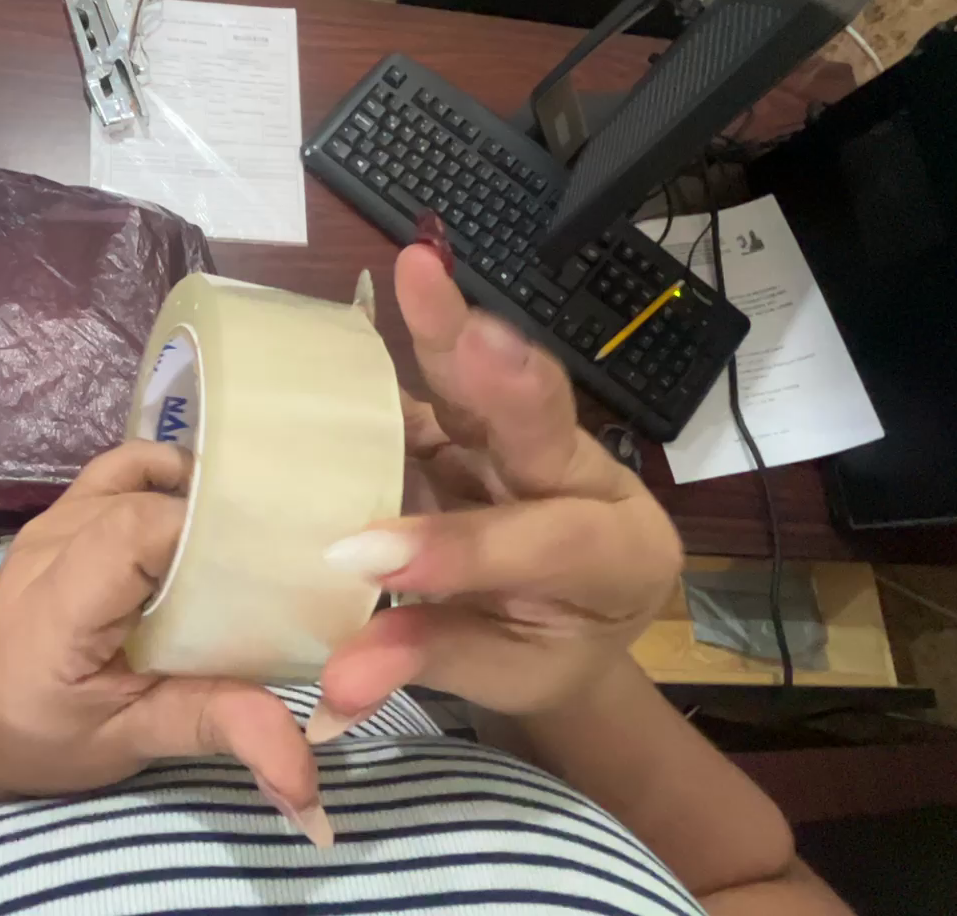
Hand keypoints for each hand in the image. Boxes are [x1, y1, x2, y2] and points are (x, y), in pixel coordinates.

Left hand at [0, 440, 331, 843]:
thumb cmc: (51, 736)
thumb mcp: (131, 742)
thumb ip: (213, 731)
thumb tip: (305, 777)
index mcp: (57, 612)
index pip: (134, 534)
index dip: (205, 535)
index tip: (267, 567)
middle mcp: (48, 547)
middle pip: (144, 501)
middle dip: (216, 521)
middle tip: (272, 560)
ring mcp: (53, 518)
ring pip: (140, 476)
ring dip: (198, 500)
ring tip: (239, 541)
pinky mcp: (63, 508)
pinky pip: (123, 466)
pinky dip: (167, 476)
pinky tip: (196, 511)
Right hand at [307, 244, 683, 736]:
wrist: (559, 627)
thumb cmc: (541, 654)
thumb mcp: (500, 674)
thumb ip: (426, 663)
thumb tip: (335, 687)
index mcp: (621, 556)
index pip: (548, 541)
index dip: (460, 546)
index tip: (366, 555)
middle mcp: (583, 481)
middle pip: (543, 424)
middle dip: (498, 375)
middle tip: (466, 333)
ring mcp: (526, 445)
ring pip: (489, 385)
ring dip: (446, 329)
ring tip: (419, 270)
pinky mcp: (474, 428)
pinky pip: (438, 391)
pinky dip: (405, 353)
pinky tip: (383, 308)